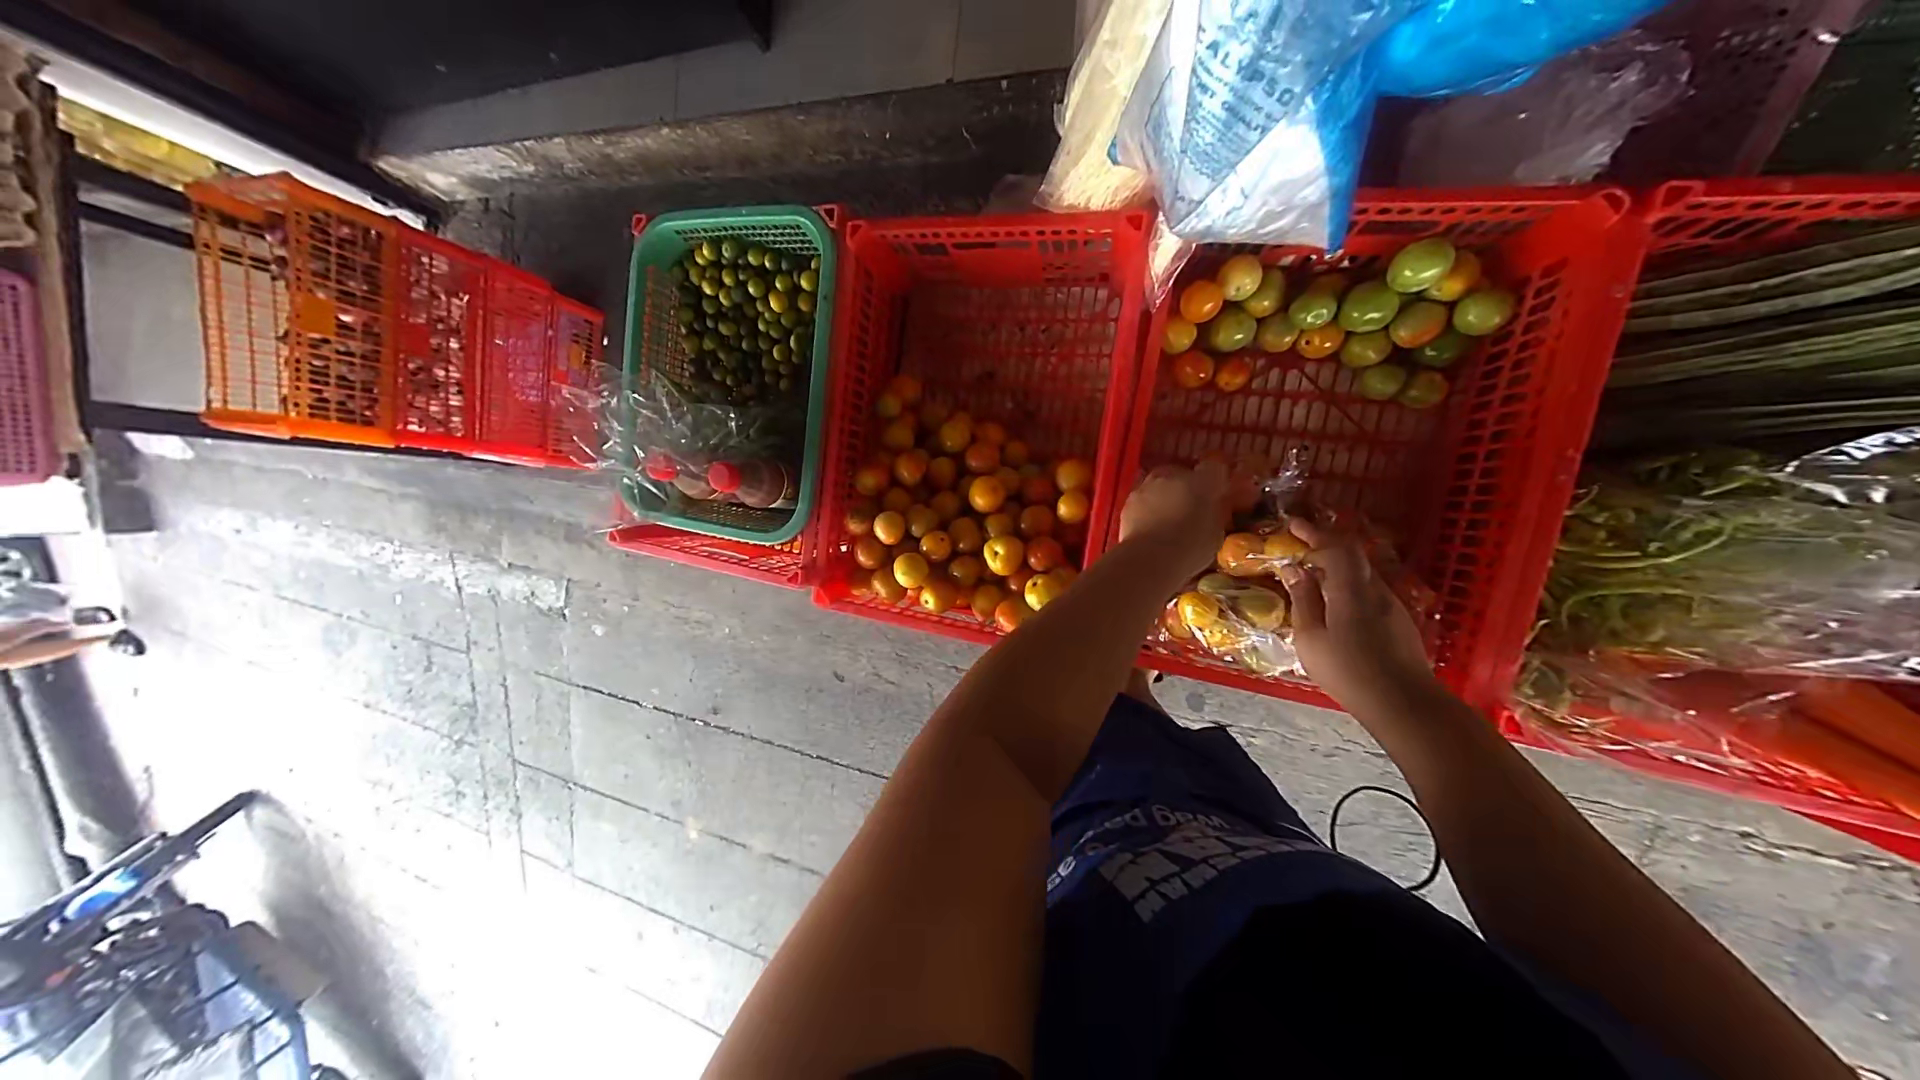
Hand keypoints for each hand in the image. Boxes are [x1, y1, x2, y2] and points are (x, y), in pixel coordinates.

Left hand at [1119, 461, 1227, 574]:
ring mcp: (1147, 486)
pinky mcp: (1128, 502)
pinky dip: (1146, 508)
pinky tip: (1149, 526)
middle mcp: (1172, 476)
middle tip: (1189, 506)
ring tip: (1166, 518)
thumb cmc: (1191, 547)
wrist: (1149, 558)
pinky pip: (1142, 500)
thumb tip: (1209, 508)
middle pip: (1181, 473)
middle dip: (1185, 486)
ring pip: (1158, 485)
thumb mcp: (1215, 533)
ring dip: (1163, 495)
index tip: (1215, 492)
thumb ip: (1213, 513)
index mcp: (1201, 482)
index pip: (1213, 468)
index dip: (1214, 480)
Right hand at [1277, 516, 1438, 711]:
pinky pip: (1367, 592)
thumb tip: (1294, 570)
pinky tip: (1333, 606)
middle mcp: (1376, 590)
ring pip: (1360, 575)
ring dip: (1335, 570)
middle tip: (1297, 550)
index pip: (1337, 547)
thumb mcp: (1310, 636)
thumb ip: (1303, 599)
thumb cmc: (1347, 670)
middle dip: (1324, 548)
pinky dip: (1346, 588)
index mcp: (1352, 589)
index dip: (1315, 532)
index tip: (1292, 524)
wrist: (1403, 703)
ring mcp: (1391, 606)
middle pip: (1352, 557)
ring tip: (1310, 579)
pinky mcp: (1397, 622)